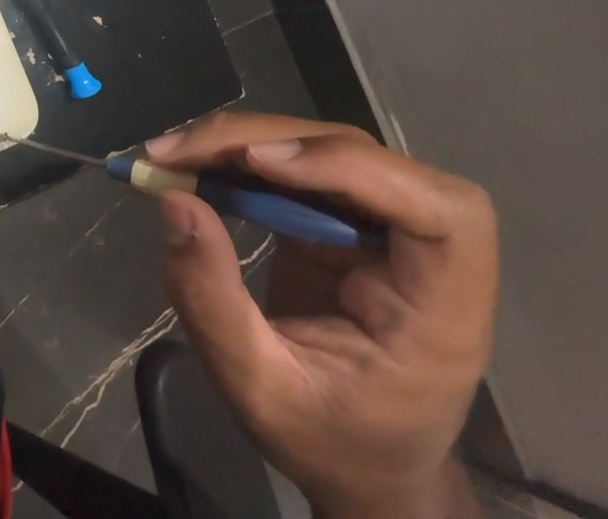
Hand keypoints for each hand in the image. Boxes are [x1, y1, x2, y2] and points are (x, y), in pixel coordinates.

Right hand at [149, 113, 497, 518]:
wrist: (359, 467)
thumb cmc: (327, 441)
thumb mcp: (256, 389)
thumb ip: (212, 299)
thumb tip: (175, 202)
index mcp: (440, 311)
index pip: (438, 211)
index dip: (355, 169)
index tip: (259, 163)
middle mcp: (422, 257)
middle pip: (364, 160)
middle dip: (262, 141)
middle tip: (174, 152)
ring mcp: (380, 236)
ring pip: (323, 153)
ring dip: (240, 143)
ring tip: (167, 155)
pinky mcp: (339, 228)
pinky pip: (293, 175)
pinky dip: (237, 162)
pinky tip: (189, 167)